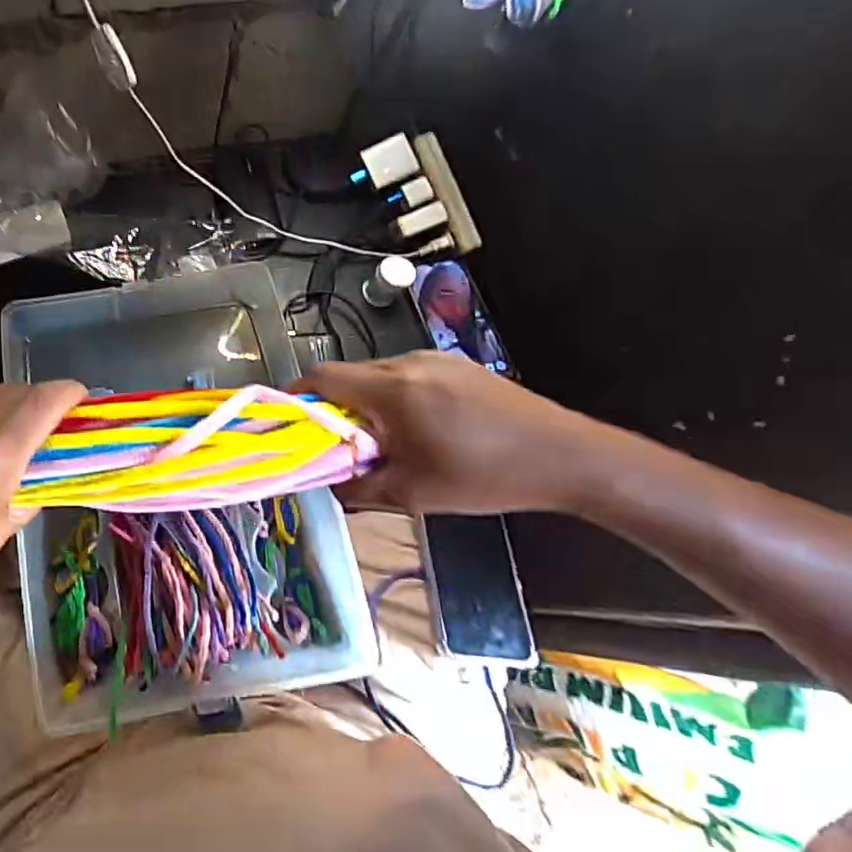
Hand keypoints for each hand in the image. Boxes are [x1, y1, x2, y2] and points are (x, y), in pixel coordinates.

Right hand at [294, 352, 619, 515]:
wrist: (566, 456)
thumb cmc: (484, 476)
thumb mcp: (412, 493)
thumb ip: (357, 486)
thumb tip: (324, 481)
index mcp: (392, 389)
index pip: (322, 377)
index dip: (295, 395)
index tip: (285, 421)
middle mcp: (408, 362)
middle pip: (348, 375)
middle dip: (332, 408)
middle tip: (337, 443)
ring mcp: (436, 358)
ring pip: (377, 375)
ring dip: (365, 403)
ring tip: (382, 440)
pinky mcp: (457, 364)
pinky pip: (406, 375)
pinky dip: (393, 398)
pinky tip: (417, 428)